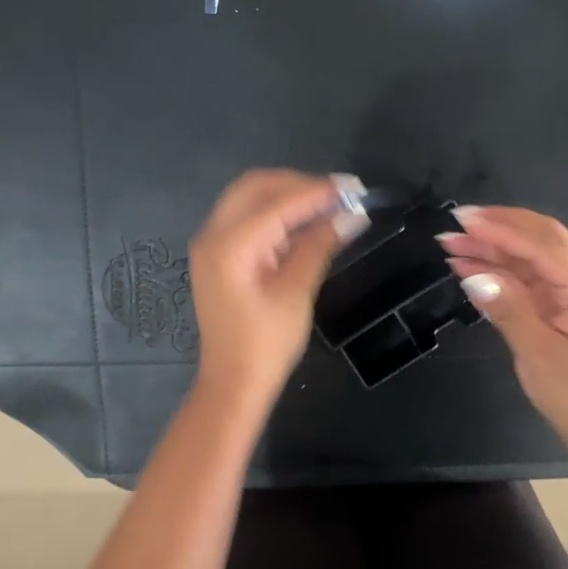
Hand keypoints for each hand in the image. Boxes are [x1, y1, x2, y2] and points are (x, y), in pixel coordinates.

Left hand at [189, 170, 367, 405]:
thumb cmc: (266, 344)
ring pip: (251, 199)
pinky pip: (248, 219)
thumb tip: (352, 215)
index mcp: (230, 245)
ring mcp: (212, 245)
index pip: (279, 201)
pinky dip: (278, 214)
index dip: (319, 191)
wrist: (233, 383)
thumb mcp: (297, 292)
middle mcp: (213, 235)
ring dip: (289, 196)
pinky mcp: (219, 256)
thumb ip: (320, 245)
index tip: (355, 187)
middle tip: (342, 194)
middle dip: (300, 184)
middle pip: (257, 186)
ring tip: (331, 205)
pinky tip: (308, 223)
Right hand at [437, 206, 567, 445]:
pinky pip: (522, 281)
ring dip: (491, 248)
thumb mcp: (538, 354)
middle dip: (499, 228)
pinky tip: (467, 268)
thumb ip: (510, 310)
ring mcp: (564, 296)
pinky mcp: (551, 309)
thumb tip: (475, 276)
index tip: (469, 222)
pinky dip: (495, 272)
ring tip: (451, 244)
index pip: (544, 248)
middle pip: (540, 241)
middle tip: (458, 222)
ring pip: (527, 259)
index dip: (505, 231)